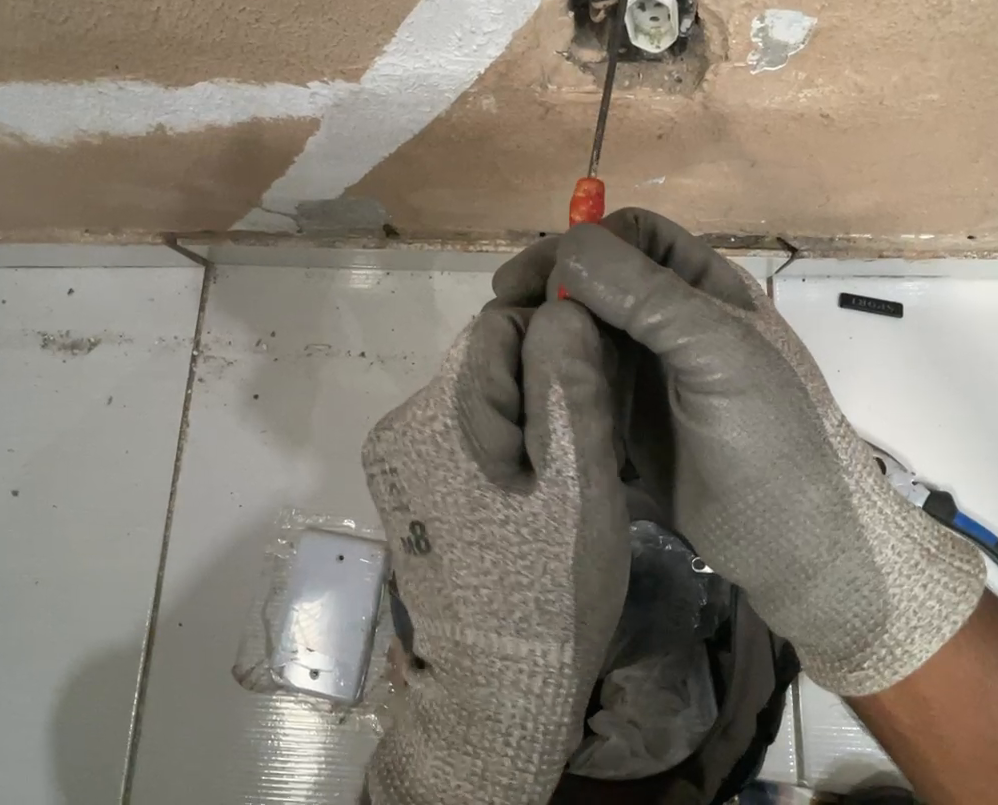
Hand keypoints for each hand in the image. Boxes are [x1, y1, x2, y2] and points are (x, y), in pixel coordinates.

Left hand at [362, 300, 628, 804]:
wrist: (495, 694)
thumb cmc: (548, 588)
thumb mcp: (577, 478)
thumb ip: (567, 381)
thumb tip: (562, 302)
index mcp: (439, 413)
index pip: (501, 322)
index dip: (557, 337)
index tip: (597, 382)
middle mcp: (403, 422)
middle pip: (487, 356)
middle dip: (543, 378)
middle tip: (589, 436)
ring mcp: (399, 458)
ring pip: (481, 393)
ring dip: (528, 411)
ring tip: (567, 467)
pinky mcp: (410, 485)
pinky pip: (466, 431)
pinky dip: (506, 442)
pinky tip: (535, 488)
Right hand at [494, 209, 984, 696]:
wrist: (791, 550)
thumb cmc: (773, 444)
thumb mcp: (721, 358)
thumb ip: (650, 299)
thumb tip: (567, 250)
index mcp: (699, 288)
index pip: (626, 237)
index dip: (573, 249)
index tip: (522, 286)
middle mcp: (663, 319)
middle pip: (583, 284)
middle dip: (535, 302)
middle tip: (496, 333)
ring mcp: (638, 370)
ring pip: (565, 334)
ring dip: (528, 350)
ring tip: (501, 383)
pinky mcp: (616, 418)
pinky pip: (566, 384)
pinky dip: (537, 391)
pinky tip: (521, 413)